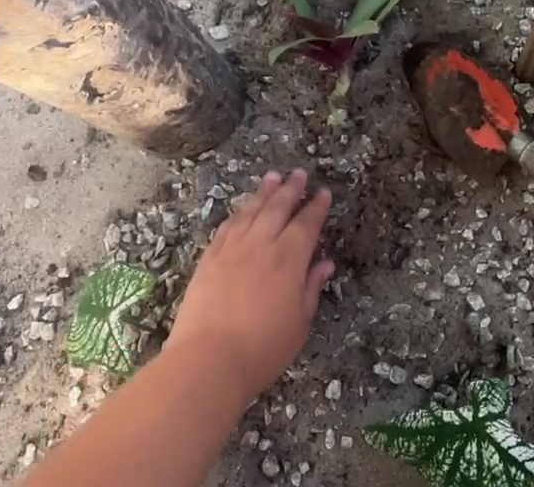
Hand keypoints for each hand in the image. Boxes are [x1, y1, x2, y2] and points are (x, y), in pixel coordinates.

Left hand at [167, 169, 334, 396]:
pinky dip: (237, 214)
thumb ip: (311, 288)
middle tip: (299, 173)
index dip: (316, 207)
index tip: (323, 193)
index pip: (307, 224)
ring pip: (251, 211)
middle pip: (278, 208)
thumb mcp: (299, 323)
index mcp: (289, 259)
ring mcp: (232, 249)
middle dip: (291, 189)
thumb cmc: (262, 348)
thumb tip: (325, 264)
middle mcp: (261, 245)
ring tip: (272, 177)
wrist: (208, 360)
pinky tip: (241, 209)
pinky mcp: (209, 259)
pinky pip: (226, 227)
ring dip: (263, 192)